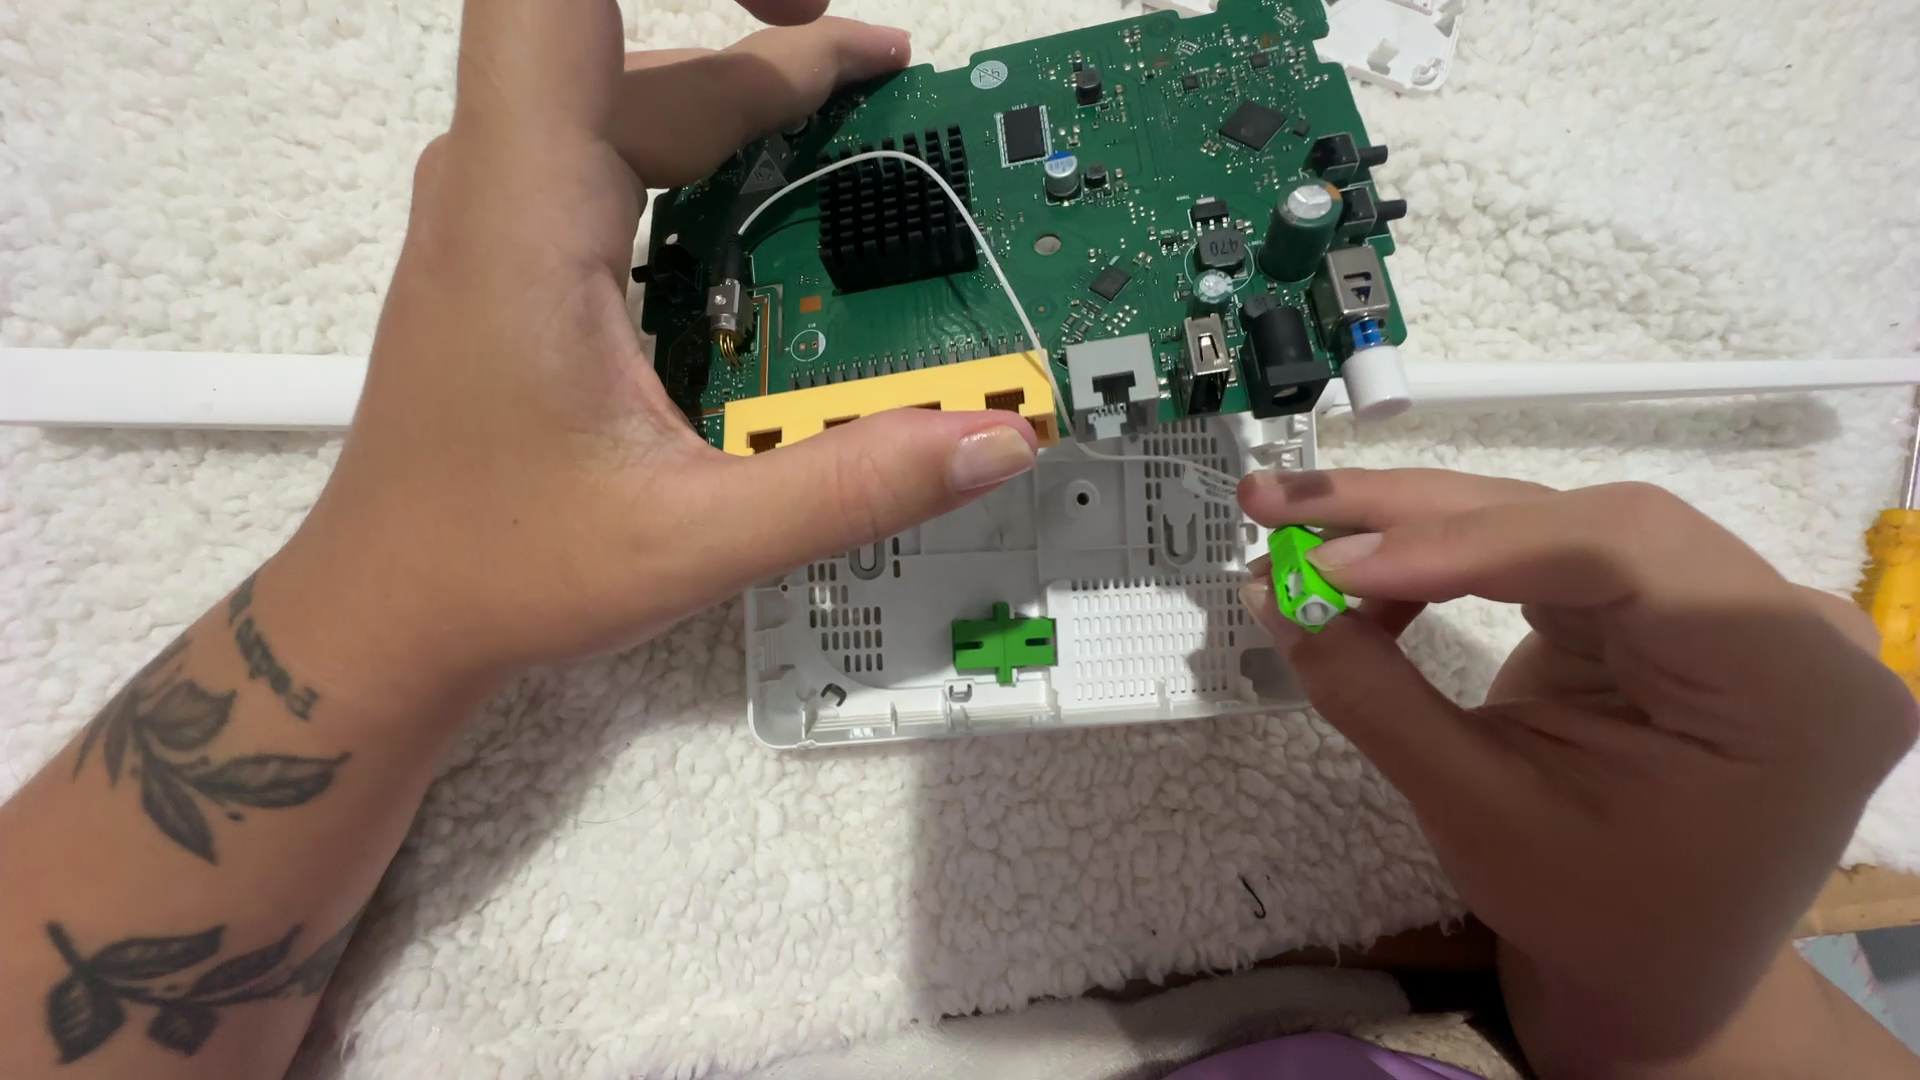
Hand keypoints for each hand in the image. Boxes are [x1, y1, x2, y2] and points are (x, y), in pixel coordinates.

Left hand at [267, 0, 1040, 706]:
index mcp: (528, 215)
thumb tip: (995, 440)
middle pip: (637, 40)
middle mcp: (507, 183)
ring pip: (637, 95)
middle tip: (895, 80)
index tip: (810, 9)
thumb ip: (851, 490)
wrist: (397, 605)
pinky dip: (718, 155)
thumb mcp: (698, 540)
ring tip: (865, 118)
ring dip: (751, 93)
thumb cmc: (512, 571)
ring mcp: (511, 215)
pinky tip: (780, 203)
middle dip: (771, 39)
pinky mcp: (529, 254)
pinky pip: (629, 158)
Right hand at [1237, 469, 1916, 1066]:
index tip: (1325, 567)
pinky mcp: (1633, 608)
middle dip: (1399, 510)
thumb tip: (1267, 593)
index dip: (1458, 541)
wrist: (1645, 955)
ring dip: (1395, 526)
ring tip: (1289, 535)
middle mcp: (1758, 613)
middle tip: (1271, 502)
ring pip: (1526, 517)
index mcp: (1782, 680)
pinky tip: (1354, 586)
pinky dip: (1419, 563)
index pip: (1615, 550)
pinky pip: (1513, 552)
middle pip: (1559, 514)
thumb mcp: (1470, 806)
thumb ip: (1367, 692)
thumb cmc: (1586, 907)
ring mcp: (1696, 601)